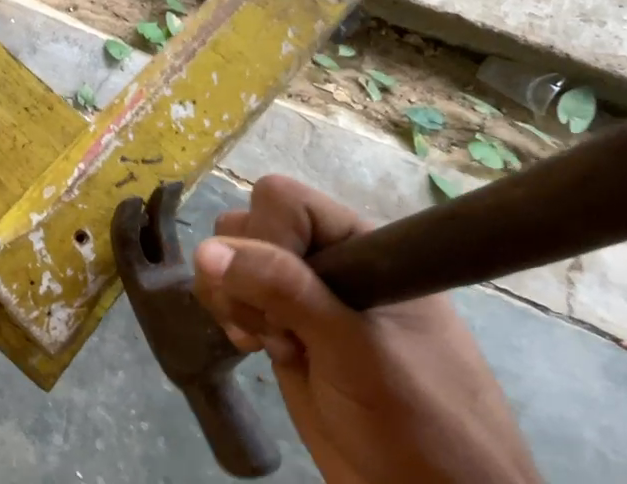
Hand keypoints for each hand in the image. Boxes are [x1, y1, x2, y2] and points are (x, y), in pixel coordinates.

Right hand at [192, 176, 539, 483]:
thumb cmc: (420, 427)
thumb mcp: (356, 352)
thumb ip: (284, 291)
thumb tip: (205, 251)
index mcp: (365, 247)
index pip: (284, 200)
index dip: (268, 237)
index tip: (284, 296)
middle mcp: (330, 261)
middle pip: (248, 224)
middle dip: (244, 274)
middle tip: (277, 327)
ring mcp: (302, 296)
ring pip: (229, 257)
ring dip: (232, 296)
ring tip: (266, 341)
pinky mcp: (280, 326)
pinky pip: (228, 292)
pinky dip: (226, 312)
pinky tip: (251, 345)